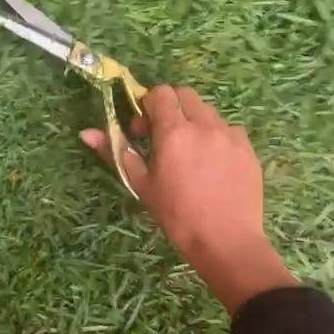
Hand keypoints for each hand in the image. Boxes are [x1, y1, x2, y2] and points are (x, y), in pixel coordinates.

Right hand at [81, 85, 295, 314]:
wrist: (225, 240)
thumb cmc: (176, 213)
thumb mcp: (141, 183)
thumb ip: (116, 151)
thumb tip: (85, 132)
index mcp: (174, 131)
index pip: (160, 94)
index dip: (147, 105)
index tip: (144, 130)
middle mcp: (204, 125)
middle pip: (185, 94)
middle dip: (171, 106)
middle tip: (163, 135)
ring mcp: (230, 136)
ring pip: (208, 111)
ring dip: (193, 120)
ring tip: (189, 150)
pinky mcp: (248, 150)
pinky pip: (229, 129)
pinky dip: (217, 135)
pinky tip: (213, 162)